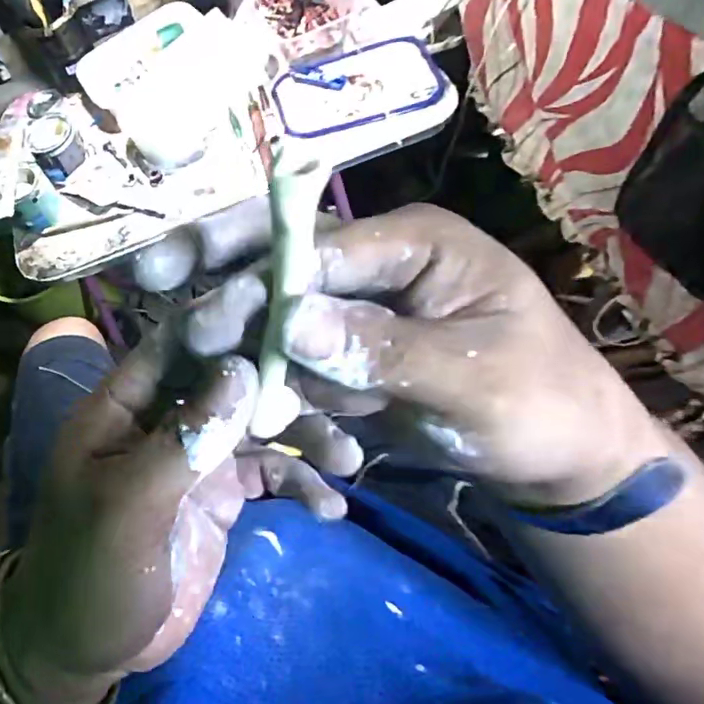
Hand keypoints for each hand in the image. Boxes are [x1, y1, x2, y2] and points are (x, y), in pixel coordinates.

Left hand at [0, 330, 359, 703]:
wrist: (84, 646)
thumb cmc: (91, 572)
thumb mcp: (128, 505)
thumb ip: (182, 439)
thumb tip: (243, 370)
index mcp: (119, 409)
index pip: (172, 344)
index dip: (223, 318)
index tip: (286, 299)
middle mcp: (157, 421)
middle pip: (224, 380)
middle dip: (279, 381)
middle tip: (342, 383)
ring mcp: (190, 458)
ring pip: (252, 425)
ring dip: (300, 435)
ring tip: (347, 459)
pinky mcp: (216, 496)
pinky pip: (263, 474)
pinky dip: (296, 483)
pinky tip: (330, 506)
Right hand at [184, 204, 673, 508]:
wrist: (555, 459)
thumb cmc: (539, 405)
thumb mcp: (472, 379)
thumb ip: (382, 348)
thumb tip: (289, 322)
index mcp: (411, 244)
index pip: (319, 248)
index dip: (259, 279)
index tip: (207, 320)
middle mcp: (367, 265)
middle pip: (275, 259)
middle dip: (217, 275)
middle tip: (148, 276)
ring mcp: (345, 311)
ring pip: (267, 314)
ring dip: (230, 337)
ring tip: (180, 349)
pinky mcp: (332, 355)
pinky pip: (282, 362)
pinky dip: (263, 385)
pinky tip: (243, 400)